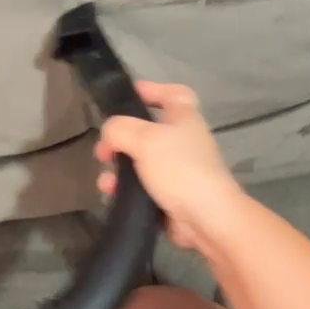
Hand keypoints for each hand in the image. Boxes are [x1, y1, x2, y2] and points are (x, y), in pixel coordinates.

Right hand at [95, 82, 248, 252]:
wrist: (205, 218)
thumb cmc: (179, 168)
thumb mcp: (145, 139)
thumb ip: (120, 128)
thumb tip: (109, 133)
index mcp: (184, 118)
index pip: (173, 93)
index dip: (153, 89)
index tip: (128, 95)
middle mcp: (182, 141)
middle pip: (146, 131)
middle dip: (120, 139)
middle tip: (103, 151)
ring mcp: (176, 170)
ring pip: (138, 162)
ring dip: (117, 169)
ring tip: (105, 181)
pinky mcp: (169, 195)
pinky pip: (140, 187)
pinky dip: (125, 189)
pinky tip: (111, 194)